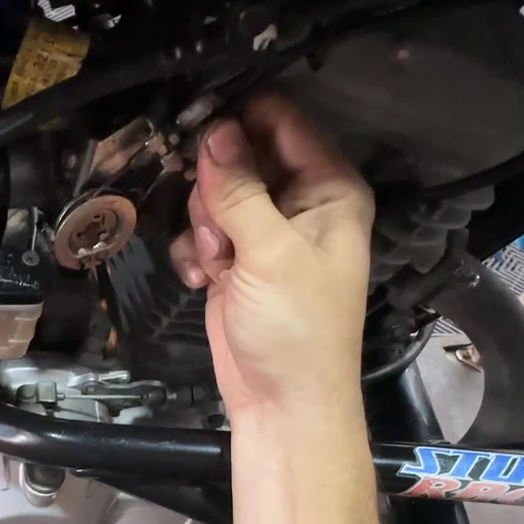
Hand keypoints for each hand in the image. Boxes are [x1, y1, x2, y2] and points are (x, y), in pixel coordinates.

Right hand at [168, 97, 375, 419]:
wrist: (279, 402)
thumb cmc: (295, 327)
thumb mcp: (271, 252)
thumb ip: (241, 191)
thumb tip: (214, 132)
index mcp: (328, 189)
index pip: (285, 125)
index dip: (242, 121)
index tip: (199, 127)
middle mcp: (298, 206)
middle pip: (240, 160)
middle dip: (217, 189)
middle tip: (218, 226)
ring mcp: (262, 237)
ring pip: (214, 199)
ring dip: (204, 227)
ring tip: (217, 262)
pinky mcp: (233, 267)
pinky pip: (201, 236)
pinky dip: (196, 255)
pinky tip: (204, 281)